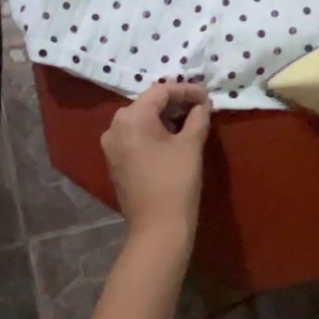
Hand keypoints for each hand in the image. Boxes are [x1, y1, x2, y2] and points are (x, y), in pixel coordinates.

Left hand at [100, 81, 211, 242]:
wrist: (158, 228)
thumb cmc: (176, 181)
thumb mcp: (191, 145)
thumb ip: (197, 117)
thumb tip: (202, 104)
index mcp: (131, 117)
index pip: (161, 91)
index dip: (186, 90)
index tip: (207, 95)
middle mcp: (114, 126)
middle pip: (148, 104)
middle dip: (175, 103)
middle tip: (201, 106)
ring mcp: (111, 145)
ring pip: (141, 121)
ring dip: (165, 118)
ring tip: (191, 120)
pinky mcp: (115, 161)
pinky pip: (135, 137)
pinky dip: (154, 133)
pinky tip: (173, 137)